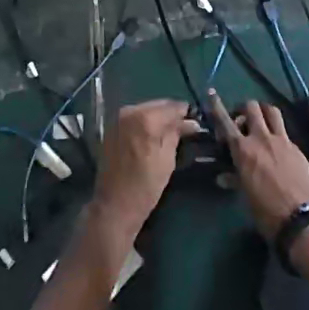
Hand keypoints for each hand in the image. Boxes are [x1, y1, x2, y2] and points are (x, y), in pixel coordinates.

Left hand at [92, 99, 199, 231]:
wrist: (114, 204)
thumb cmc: (145, 186)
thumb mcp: (167, 160)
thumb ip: (176, 134)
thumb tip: (190, 122)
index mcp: (145, 119)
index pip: (171, 107)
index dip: (185, 113)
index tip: (196, 122)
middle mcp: (129, 111)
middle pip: (157, 105)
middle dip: (171, 114)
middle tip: (186, 128)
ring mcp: (118, 118)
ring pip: (145, 109)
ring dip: (158, 117)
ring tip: (171, 132)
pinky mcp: (112, 126)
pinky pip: (134, 117)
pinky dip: (146, 122)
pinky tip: (154, 135)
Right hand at [210, 90, 308, 239]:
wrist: (301, 219)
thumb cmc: (266, 210)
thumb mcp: (245, 193)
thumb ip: (234, 178)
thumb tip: (222, 177)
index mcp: (242, 149)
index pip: (225, 121)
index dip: (217, 105)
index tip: (212, 93)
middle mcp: (261, 138)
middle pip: (252, 107)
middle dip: (244, 108)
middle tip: (241, 120)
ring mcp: (282, 141)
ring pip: (272, 111)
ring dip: (263, 112)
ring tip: (260, 122)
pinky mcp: (297, 149)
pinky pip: (285, 132)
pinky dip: (277, 133)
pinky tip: (277, 148)